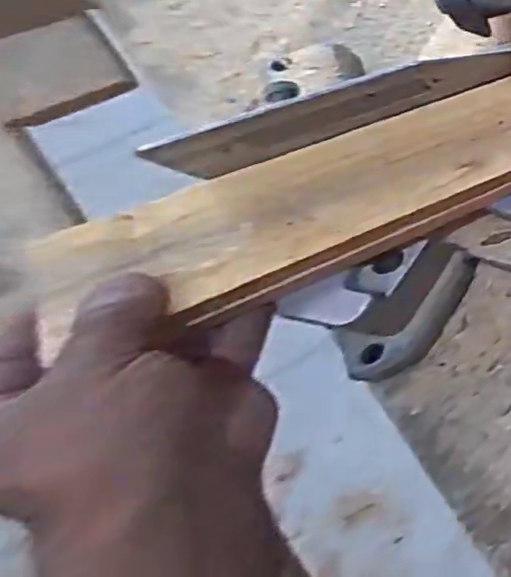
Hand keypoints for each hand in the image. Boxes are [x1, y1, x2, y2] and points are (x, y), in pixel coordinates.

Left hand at [0, 275, 292, 576]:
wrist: (184, 486)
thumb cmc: (103, 438)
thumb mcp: (88, 374)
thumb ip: (107, 322)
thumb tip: (126, 281)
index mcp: (16, 407)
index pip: (16, 345)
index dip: (51, 305)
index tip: (94, 263)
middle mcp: (84, 396)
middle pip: (108, 333)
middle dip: (141, 294)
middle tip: (169, 246)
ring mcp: (157, 390)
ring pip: (176, 332)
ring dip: (200, 297)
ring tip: (222, 249)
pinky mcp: (216, 383)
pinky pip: (233, 338)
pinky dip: (250, 308)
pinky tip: (263, 273)